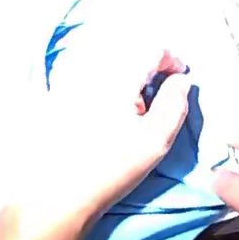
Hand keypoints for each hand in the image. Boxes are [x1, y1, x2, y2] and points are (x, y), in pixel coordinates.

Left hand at [13, 47, 194, 230]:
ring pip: (108, 54)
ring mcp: (70, 77)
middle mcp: (91, 67)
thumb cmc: (112, 167)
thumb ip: (175, 103)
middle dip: (150, 61)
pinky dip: (108, 75)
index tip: (179, 79)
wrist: (59, 194)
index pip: (152, 47)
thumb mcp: (156, 139)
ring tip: (135, 98)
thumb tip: (181, 80)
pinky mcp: (58, 90)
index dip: (172, 60)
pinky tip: (109, 104)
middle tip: (159, 89)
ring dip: (129, 67)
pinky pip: (89, 67)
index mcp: (117, 75)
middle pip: (129, 45)